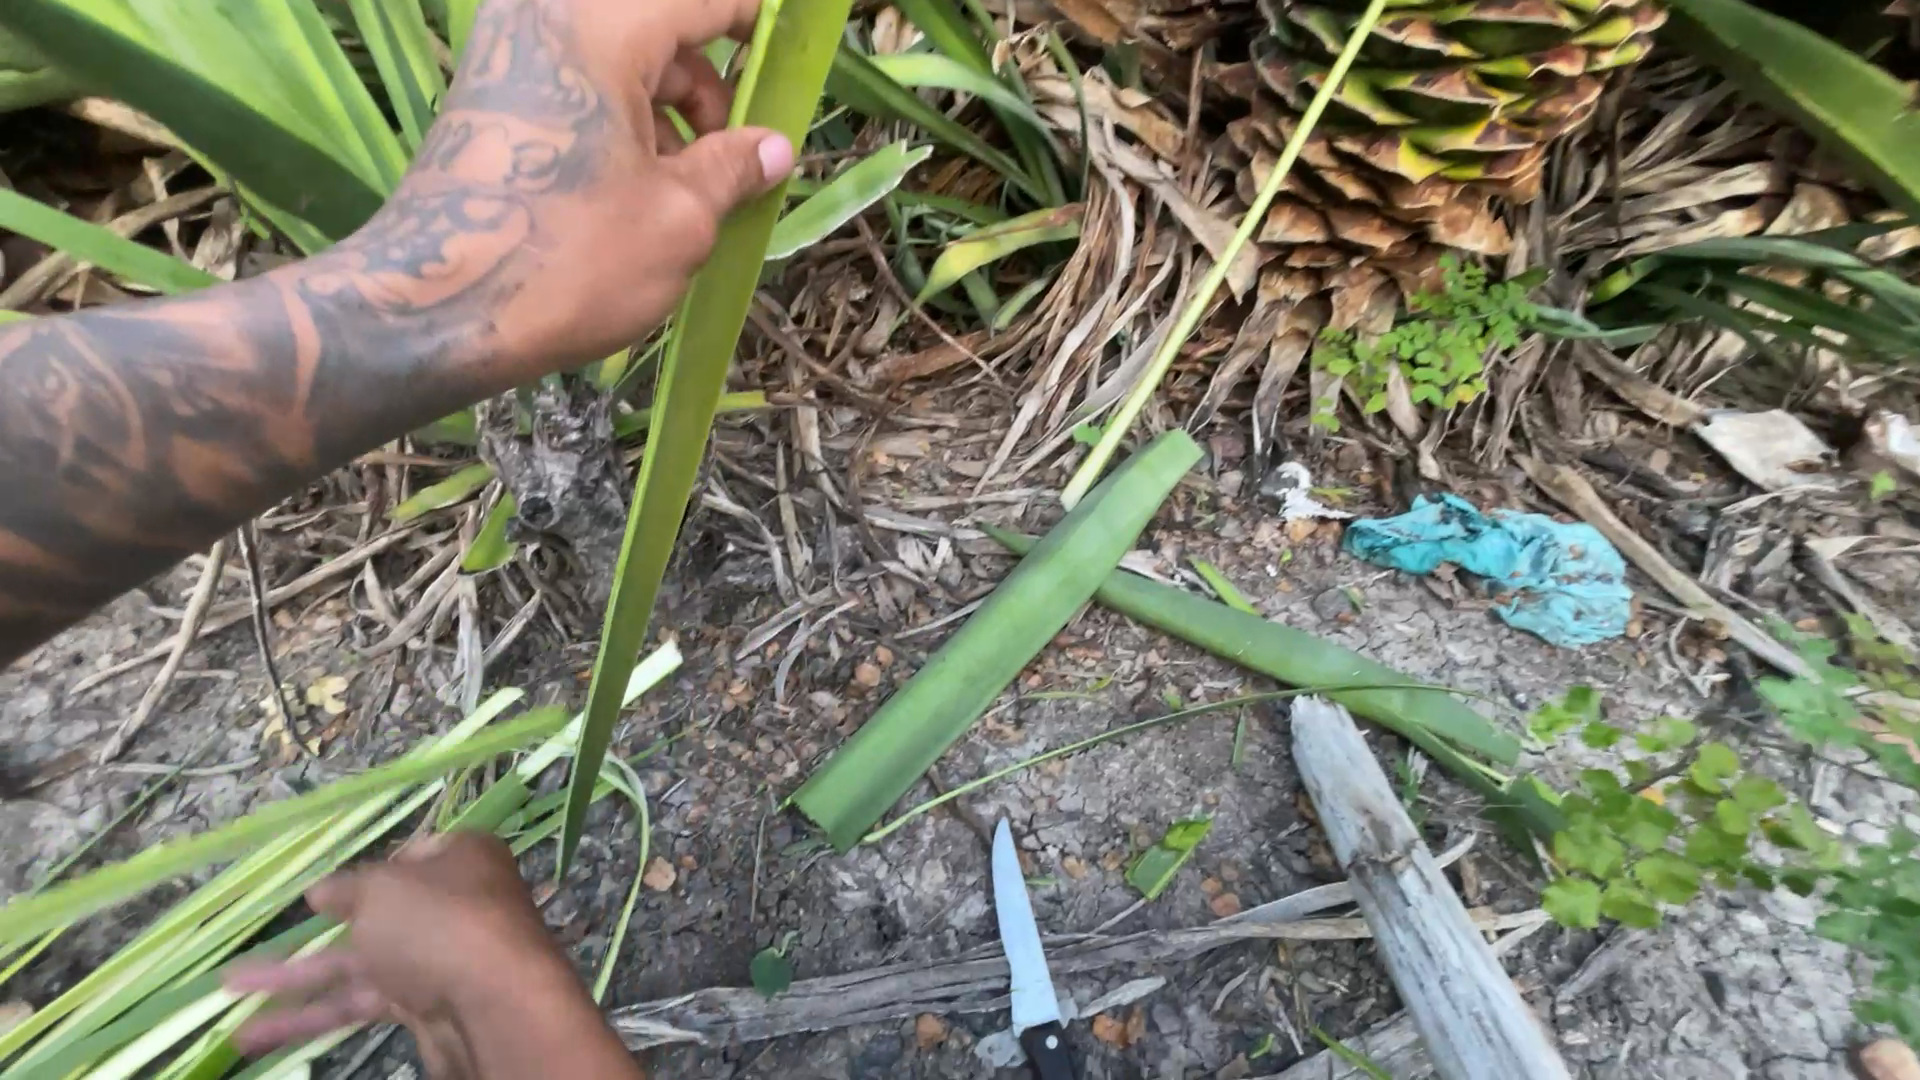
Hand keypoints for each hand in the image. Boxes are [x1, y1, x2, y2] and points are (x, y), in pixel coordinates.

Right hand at [226, 833, 634, 1078]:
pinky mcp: (428, 1000)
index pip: (413, 855)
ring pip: (363, 960)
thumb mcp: (385, 887)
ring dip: (297, 979)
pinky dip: (313, 1014)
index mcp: (463, 857)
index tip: (325, 889)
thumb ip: (350, 887)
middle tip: (254, 947)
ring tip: (224, 994)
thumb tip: (323, 889)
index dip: (371, 870)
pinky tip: (252, 1036)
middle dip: (315, 932)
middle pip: (381, 912)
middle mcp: (458, 899)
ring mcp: (443, 952)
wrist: (493, 1000)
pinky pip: (364, 1001)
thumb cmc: (440, 921)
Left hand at [325, 0, 794, 384]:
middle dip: (708, 87)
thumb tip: (775, 146)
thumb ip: (732, 169)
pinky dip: (625, 125)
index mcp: (595, 29)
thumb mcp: (680, 219)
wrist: (446, 309)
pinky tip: (641, 190)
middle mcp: (544, 21)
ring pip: (618, 62)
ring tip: (690, 188)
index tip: (776, 51)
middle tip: (737, 157)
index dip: (745, 19)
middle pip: (655, 29)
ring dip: (668, 113)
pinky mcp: (492, 101)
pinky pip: (580, 90)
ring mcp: (509, 59)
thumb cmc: (578, 259)